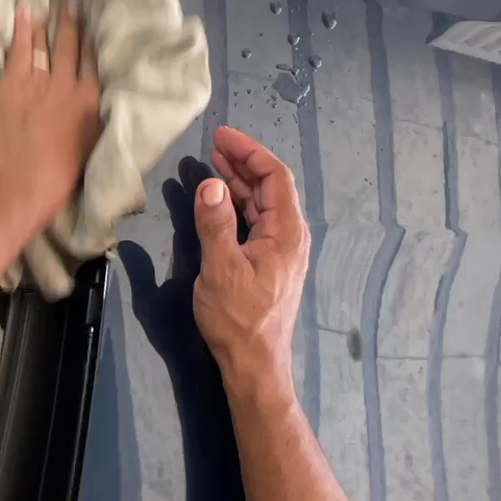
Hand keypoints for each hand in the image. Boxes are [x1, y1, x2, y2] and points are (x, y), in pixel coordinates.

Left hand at [0, 1, 102, 217]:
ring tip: (52, 7)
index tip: (93, 29)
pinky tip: (25, 11)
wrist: (20, 183)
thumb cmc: (57, 179)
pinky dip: (23, 29)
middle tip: (72, 5)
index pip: (93, 66)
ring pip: (45, 46)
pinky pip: (20, 49)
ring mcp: (38, 82)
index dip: (92, 45)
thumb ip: (93, 123)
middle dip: (72, 25)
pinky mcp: (12, 83)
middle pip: (70, 49)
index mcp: (90, 104)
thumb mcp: (88, 150)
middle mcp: (67, 86)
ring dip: (49, 25)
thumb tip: (97, 108)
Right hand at [191, 126, 310, 388]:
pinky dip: (238, 206)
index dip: (250, 152)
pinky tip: (220, 202)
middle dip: (243, 163)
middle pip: (270, 187)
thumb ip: (215, 225)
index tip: (222, 137)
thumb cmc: (238, 319)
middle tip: (214, 146)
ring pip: (262, 205)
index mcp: (285, 232)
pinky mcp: (270, 264)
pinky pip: (256, 223)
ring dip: (239, 184)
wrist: (254, 363)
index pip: (274, 177)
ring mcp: (281, 251)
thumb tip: (211, 185)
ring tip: (214, 166)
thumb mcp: (220, 270)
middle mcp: (290, 236)